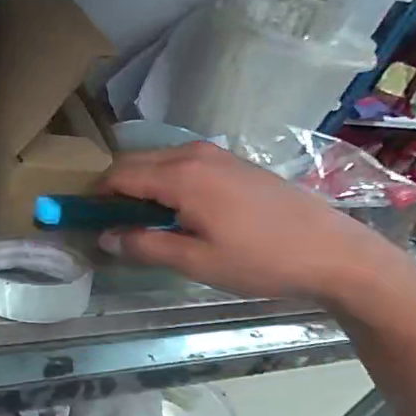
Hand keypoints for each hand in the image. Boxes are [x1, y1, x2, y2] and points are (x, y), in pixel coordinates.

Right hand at [95, 142, 415, 303]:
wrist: (333, 251)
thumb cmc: (260, 260)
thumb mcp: (196, 261)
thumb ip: (145, 245)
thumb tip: (105, 237)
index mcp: (181, 175)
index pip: (119, 174)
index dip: (94, 196)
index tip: (82, 220)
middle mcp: (195, 154)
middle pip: (136, 163)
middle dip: (115, 191)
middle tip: (110, 228)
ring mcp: (218, 155)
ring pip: (161, 163)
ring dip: (142, 188)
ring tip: (142, 225)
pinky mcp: (235, 164)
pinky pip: (185, 166)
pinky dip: (167, 184)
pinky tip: (177, 215)